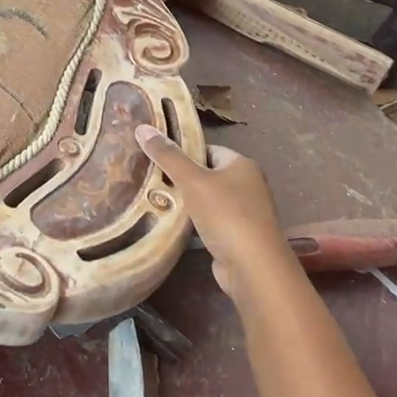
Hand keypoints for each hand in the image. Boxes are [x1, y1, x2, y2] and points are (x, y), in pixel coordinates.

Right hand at [135, 124, 295, 302]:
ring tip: (151, 196)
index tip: (154, 155)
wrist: (253, 268)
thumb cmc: (226, 215)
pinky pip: (207, 219)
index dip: (181, 151)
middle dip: (177, 176)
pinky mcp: (236, 235)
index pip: (206, 149)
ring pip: (204, 198)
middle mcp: (247, 185)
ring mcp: (243, 212)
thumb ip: (167, 155)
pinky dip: (190, 220)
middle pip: (204, 173)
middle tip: (147, 175)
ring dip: (182, 200)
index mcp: (242, 166)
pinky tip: (168, 221)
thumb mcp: (192, 180)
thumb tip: (142, 127)